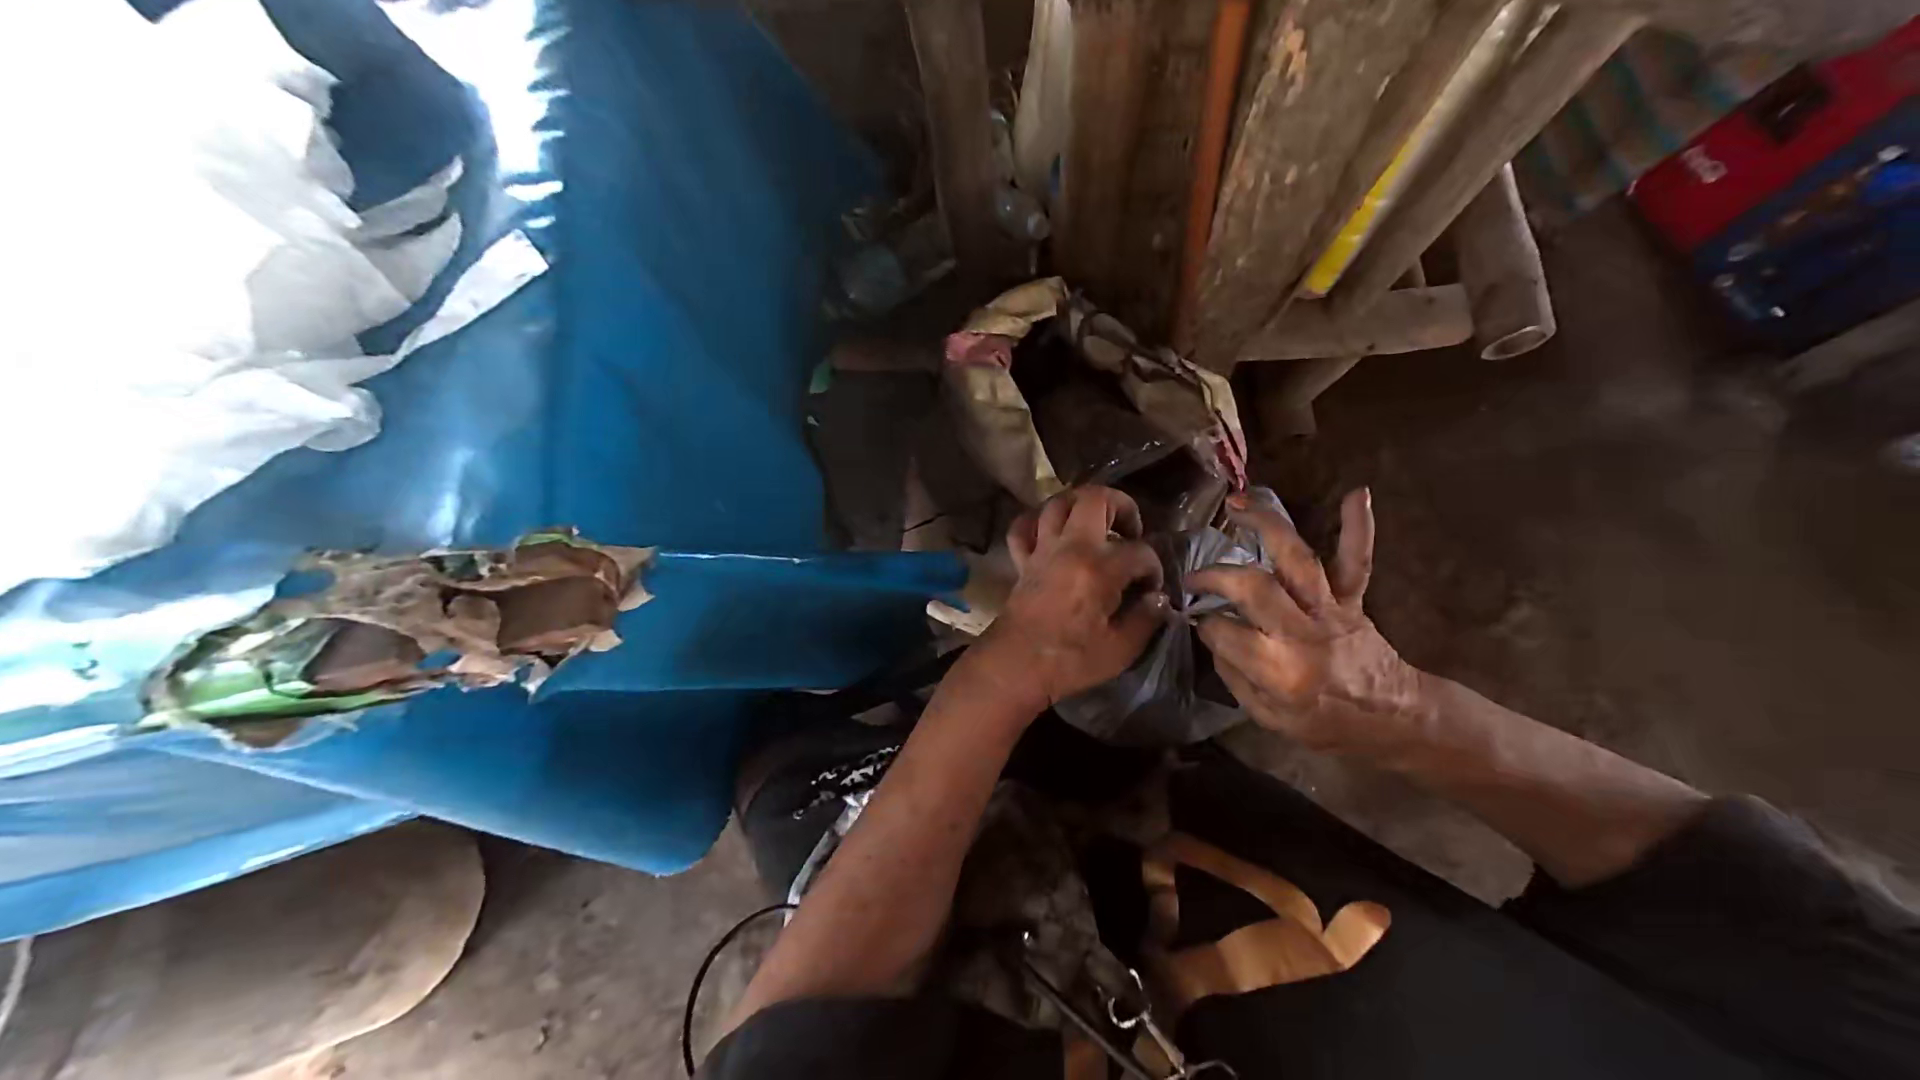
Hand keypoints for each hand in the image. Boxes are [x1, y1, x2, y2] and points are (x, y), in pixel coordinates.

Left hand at [975, 486, 1167, 710]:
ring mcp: (1042, 550)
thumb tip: (1158, 599)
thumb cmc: (1070, 661)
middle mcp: (1070, 547)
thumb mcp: (1120, 648)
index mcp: (1100, 568)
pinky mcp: (1022, 561)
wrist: (1015, 667)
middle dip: (1121, 506)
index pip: (1139, 551)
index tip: (1151, 589)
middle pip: (1095, 498)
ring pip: (1057, 503)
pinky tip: (1051, 533)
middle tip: (1130, 530)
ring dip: (1080, 506)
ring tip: (1096, 525)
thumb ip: (1145, 619)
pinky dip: (1036, 523)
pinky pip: (1023, 528)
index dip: (1153, 568)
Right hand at [1190, 489, 1426, 753]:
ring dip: (1265, 525)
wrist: (1393, 719)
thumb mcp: (1268, 718)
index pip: (1224, 632)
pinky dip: (1357, 527)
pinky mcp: (1352, 599)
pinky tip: (1356, 493)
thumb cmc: (1325, 724)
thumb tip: (1211, 633)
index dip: (1204, 625)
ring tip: (1235, 504)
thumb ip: (1234, 675)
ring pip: (1296, 559)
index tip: (1199, 623)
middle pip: (1253, 586)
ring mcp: (1330, 610)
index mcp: (1279, 669)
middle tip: (1194, 576)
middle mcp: (1302, 632)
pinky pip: (1356, 560)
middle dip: (1216, 575)